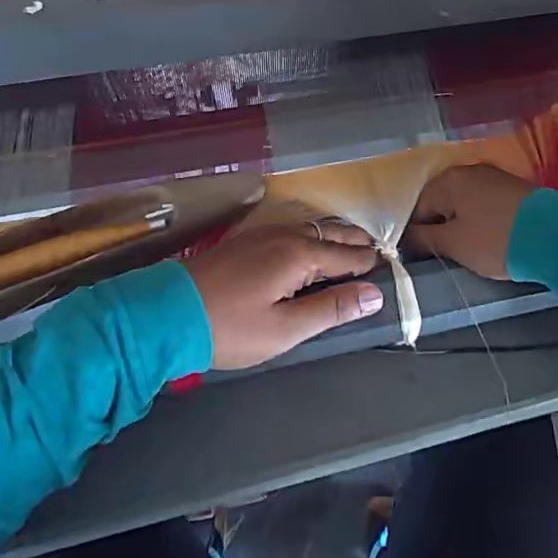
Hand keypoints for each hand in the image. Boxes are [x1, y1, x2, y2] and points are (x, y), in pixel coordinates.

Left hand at [184, 222, 383, 368]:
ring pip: (310, 228)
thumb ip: (332, 309)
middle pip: (331, 233)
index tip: (391, 268)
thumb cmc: (230, 328)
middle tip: (378, 253)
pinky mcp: (245, 240)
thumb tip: (374, 294)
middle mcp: (284, 235)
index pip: (348, 256)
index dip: (370, 264)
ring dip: (334, 236)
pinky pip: (290, 229)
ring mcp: (262, 233)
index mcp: (299, 255)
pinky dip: (311, 236)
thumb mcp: (285, 328)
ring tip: (350, 249)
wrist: (167, 312)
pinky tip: (308, 248)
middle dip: (356, 242)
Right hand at [406, 164, 535, 279]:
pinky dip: (479, 218)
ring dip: (459, 223)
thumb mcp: (453, 244)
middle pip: (439, 202)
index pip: (416, 209)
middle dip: (437, 226)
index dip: (414, 234)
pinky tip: (486, 236)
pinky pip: (482, 202)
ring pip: (462, 202)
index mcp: (446, 181)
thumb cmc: (496, 241)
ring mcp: (492, 177)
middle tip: (444, 254)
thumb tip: (403, 238)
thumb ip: (422, 239)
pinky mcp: (513, 188)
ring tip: (466, 248)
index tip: (421, 256)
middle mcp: (466, 171)